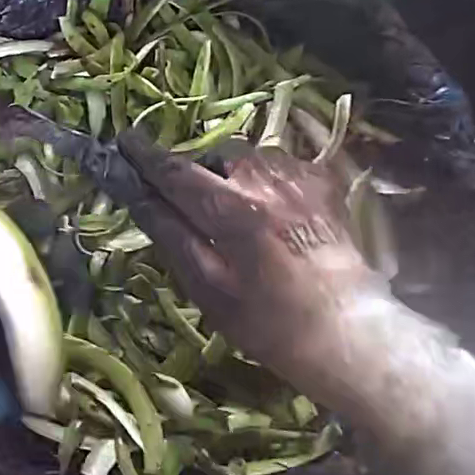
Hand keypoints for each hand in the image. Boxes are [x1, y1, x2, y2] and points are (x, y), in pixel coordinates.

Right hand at [107, 130, 374, 378]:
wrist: (350, 333)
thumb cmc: (269, 322)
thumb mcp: (207, 286)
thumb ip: (170, 233)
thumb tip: (136, 195)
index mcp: (232, 210)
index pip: (175, 171)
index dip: (145, 156)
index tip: (124, 141)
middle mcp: (265, 182)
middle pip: (211, 153)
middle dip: (192, 167)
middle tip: (186, 197)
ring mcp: (299, 179)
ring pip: (245, 154)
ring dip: (226, 169)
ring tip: (228, 203)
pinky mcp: (322, 184)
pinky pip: (276, 163)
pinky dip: (258, 175)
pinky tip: (263, 205)